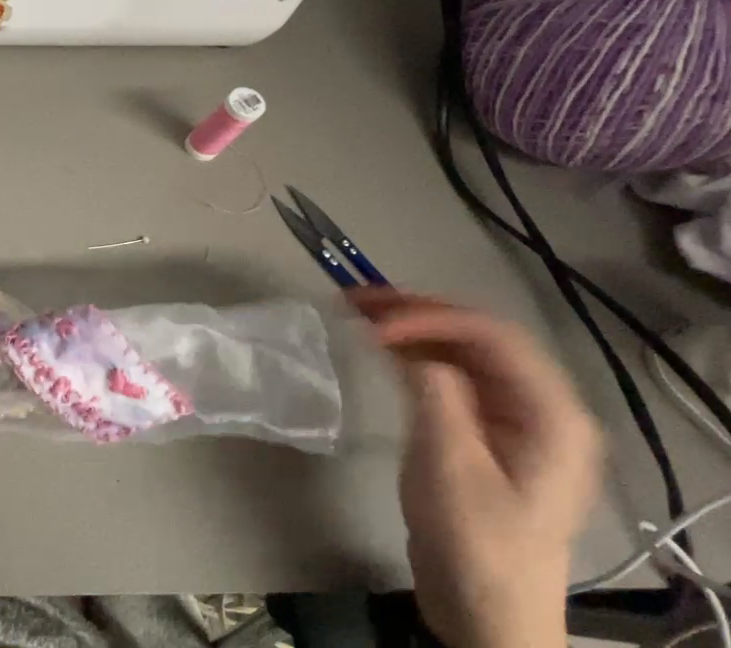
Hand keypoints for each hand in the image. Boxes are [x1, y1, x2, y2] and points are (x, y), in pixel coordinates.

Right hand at [353, 290, 600, 647]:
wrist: (484, 607)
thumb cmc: (475, 539)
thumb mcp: (451, 465)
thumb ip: (438, 396)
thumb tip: (411, 346)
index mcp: (551, 415)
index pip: (494, 337)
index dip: (432, 316)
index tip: (373, 320)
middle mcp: (539, 407)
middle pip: (479, 337)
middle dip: (417, 311)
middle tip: (354, 296)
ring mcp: (512, 420)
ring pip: (461, 353)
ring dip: (410, 327)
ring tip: (355, 310)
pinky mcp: (483, 432)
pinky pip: (450, 377)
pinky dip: (412, 355)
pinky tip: (376, 346)